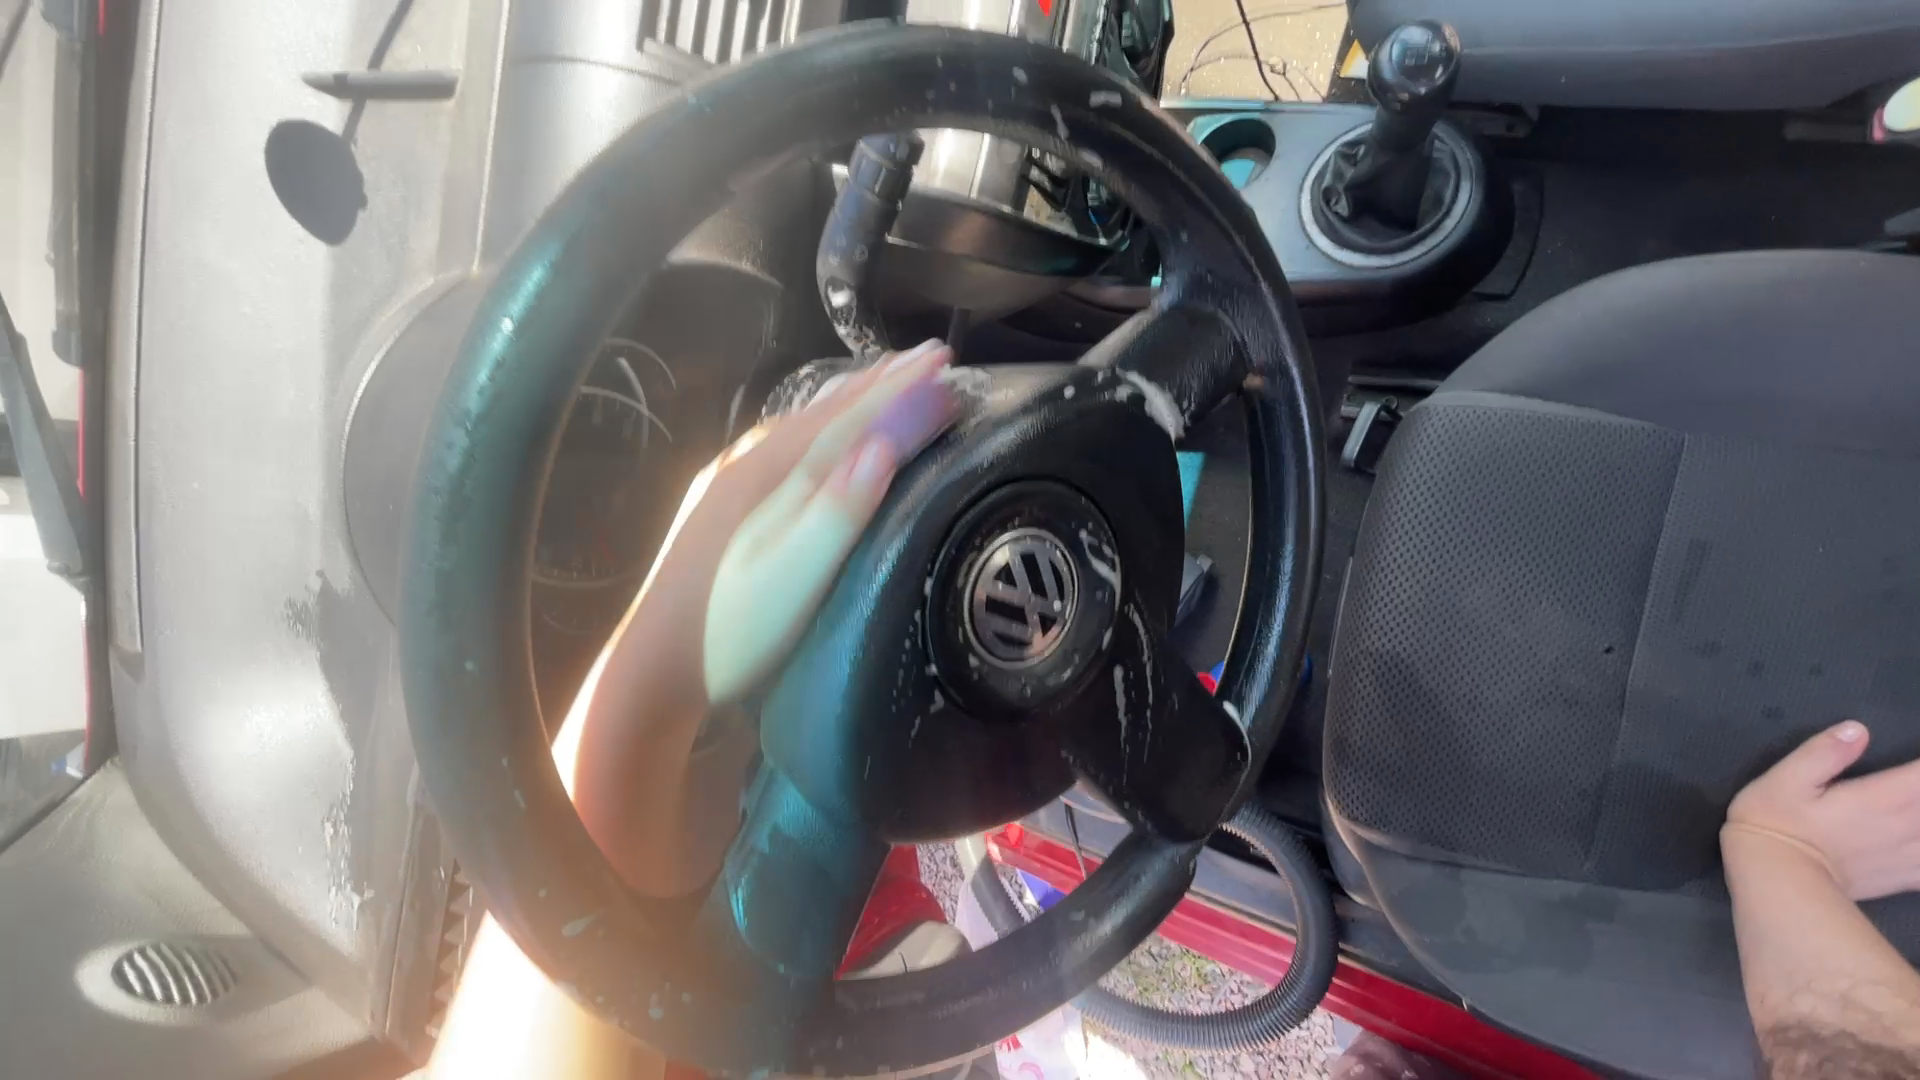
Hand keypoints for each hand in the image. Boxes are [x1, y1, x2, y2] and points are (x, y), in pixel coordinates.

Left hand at [631, 338, 957, 706]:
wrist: (654, 667)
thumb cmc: (732, 631)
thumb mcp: (794, 576)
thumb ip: (839, 510)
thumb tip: (883, 445)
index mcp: (768, 474)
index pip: (847, 419)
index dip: (899, 389)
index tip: (945, 359)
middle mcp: (746, 463)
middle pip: (824, 411)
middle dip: (880, 380)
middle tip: (929, 355)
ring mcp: (730, 482)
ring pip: (802, 424)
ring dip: (850, 398)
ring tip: (884, 378)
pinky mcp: (723, 504)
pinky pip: (785, 444)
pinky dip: (819, 425)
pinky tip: (817, 431)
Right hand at [1724, 721, 1919, 900]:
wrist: (1778, 875)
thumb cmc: (1774, 819)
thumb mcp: (1784, 779)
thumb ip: (1823, 753)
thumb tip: (1858, 729)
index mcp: (1884, 796)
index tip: (1917, 757)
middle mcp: (1911, 824)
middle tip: (1912, 786)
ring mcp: (1915, 853)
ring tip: (1915, 809)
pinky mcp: (1911, 875)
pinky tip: (1918, 843)